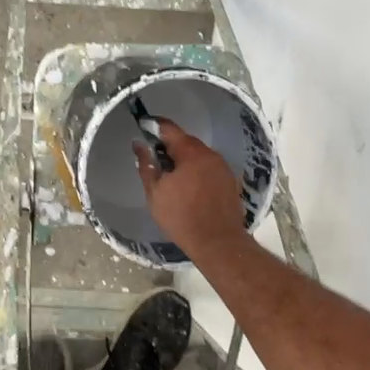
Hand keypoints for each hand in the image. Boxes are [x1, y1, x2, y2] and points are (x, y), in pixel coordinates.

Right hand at [134, 118, 246, 252]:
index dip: (155, 127)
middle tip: (157, 161)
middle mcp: (210, 154)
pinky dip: (198, 171)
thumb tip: (139, 144)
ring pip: (199, 155)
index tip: (144, 129)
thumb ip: (147, 165)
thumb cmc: (181, 217)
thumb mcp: (155, 192)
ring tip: (172, 178)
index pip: (170, 129)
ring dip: (185, 160)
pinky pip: (209, 168)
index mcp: (191, 153)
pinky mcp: (230, 181)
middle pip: (186, 141)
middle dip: (170, 147)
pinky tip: (190, 188)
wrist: (218, 242)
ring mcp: (223, 167)